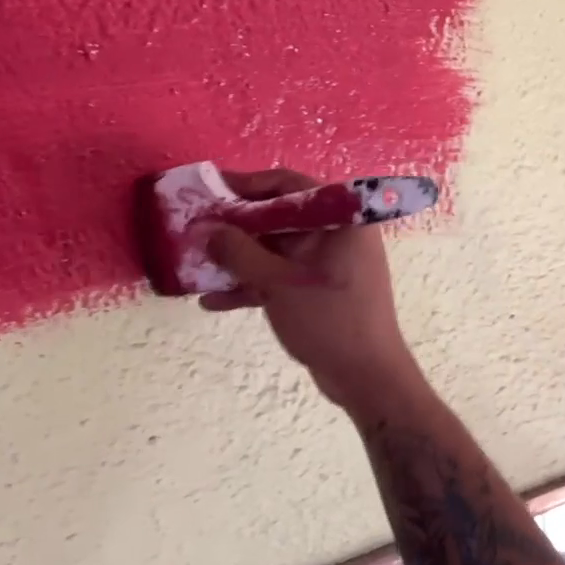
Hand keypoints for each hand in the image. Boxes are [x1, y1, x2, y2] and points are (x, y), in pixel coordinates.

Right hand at [201, 169, 424, 405]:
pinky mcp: (318, 290)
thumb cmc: (330, 320)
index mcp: (340, 217)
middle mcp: (337, 232)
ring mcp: (328, 263)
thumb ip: (238, 252)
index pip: (287, 185)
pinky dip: (252, 283)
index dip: (245, 185)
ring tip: (198, 264)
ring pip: (275, 249)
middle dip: (235, 226)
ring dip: (238, 258)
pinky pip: (280, 276)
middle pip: (277, 217)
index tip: (210, 190)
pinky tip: (214, 300)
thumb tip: (202, 229)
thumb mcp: (279, 283)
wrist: (367, 379)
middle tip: (197, 228)